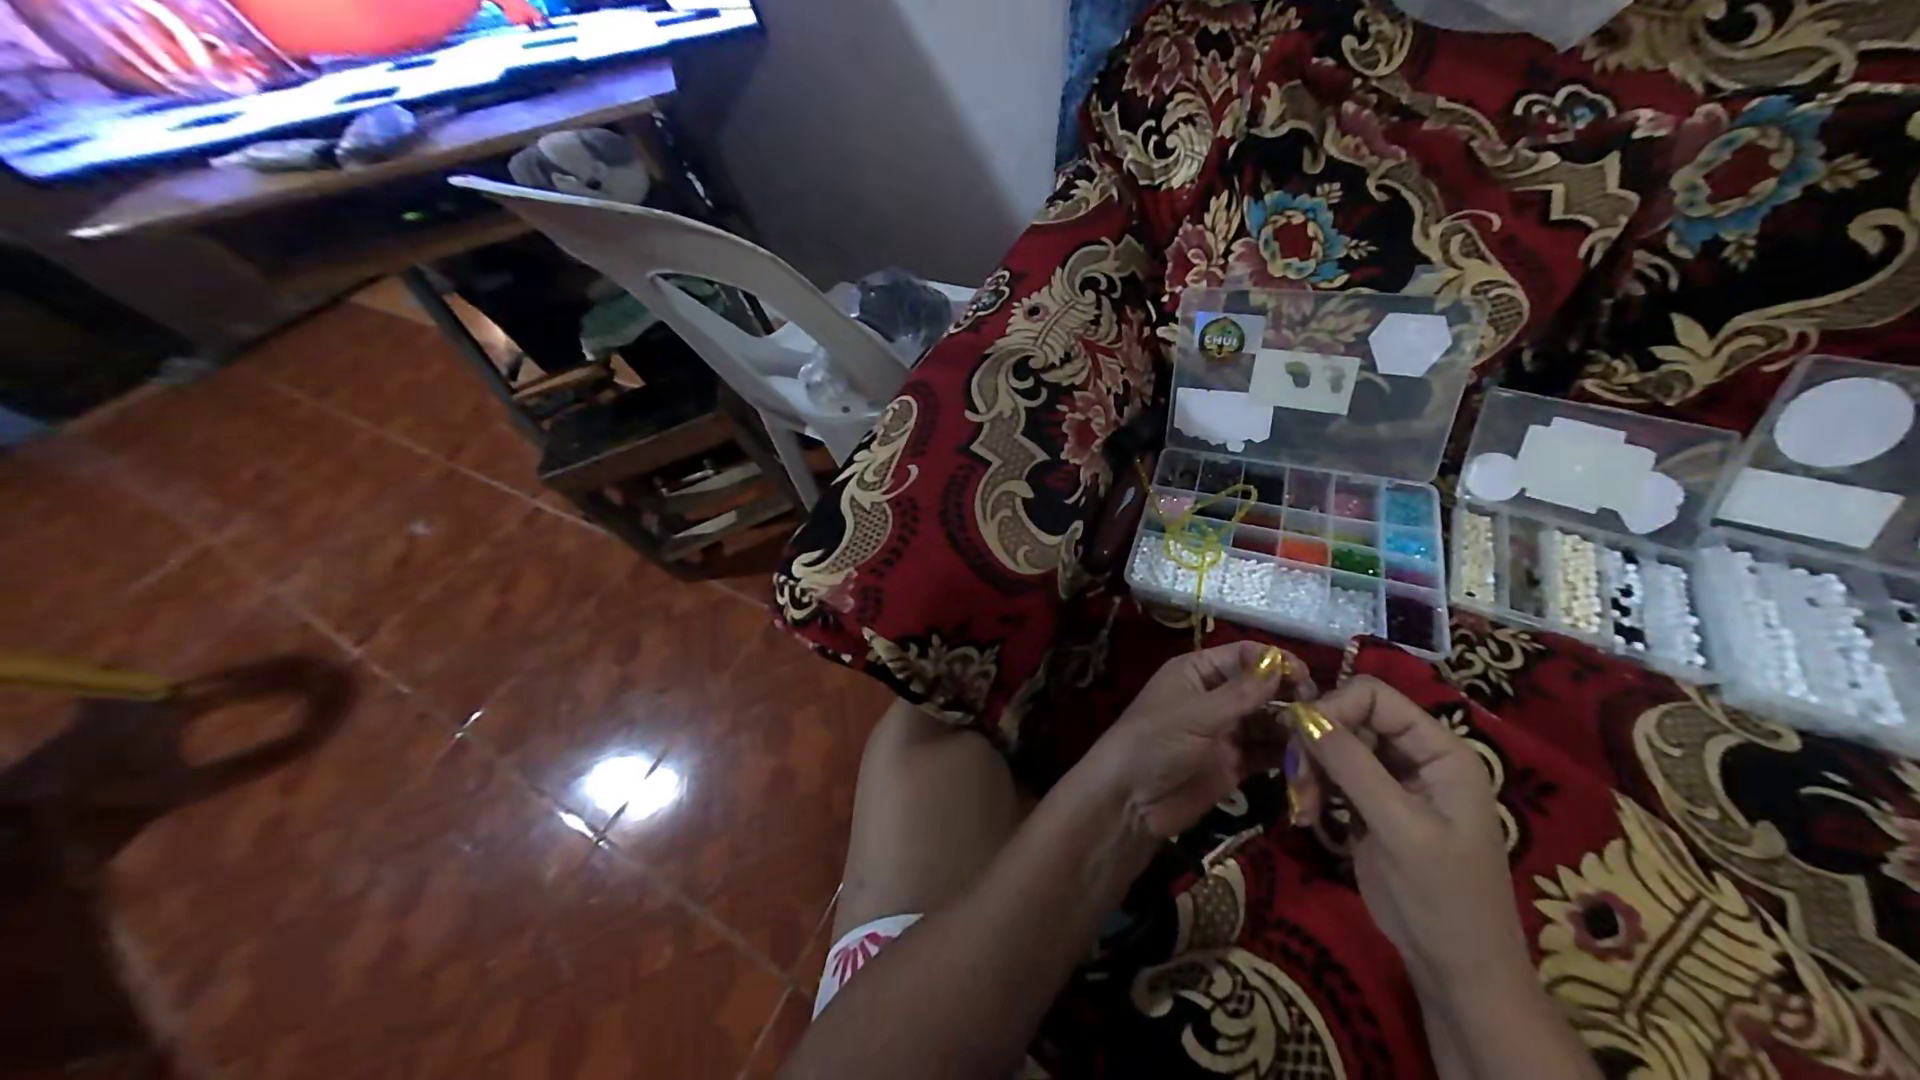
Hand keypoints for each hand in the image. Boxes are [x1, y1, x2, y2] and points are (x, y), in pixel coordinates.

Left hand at [1090, 641, 1315, 838]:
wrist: (1130, 802)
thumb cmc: (1153, 743)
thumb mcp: (1195, 714)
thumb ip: (1240, 694)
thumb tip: (1282, 665)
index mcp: (1197, 672)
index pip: (1244, 655)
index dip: (1275, 662)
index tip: (1306, 678)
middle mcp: (1215, 696)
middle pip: (1262, 687)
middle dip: (1291, 695)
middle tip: (1321, 710)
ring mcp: (1227, 731)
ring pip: (1270, 720)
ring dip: (1293, 726)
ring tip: (1321, 736)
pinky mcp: (1235, 763)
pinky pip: (1268, 752)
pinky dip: (1288, 754)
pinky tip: (1311, 757)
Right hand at [1292, 676, 1527, 985]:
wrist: (1454, 966)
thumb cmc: (1443, 896)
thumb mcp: (1399, 827)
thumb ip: (1353, 766)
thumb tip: (1302, 714)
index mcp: (1441, 751)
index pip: (1376, 696)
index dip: (1335, 707)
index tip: (1300, 738)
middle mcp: (1416, 755)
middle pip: (1350, 717)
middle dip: (1317, 743)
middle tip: (1295, 780)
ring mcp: (1392, 779)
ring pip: (1334, 744)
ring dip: (1310, 768)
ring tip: (1302, 805)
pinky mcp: (1369, 802)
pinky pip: (1331, 773)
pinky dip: (1313, 787)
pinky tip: (1307, 814)